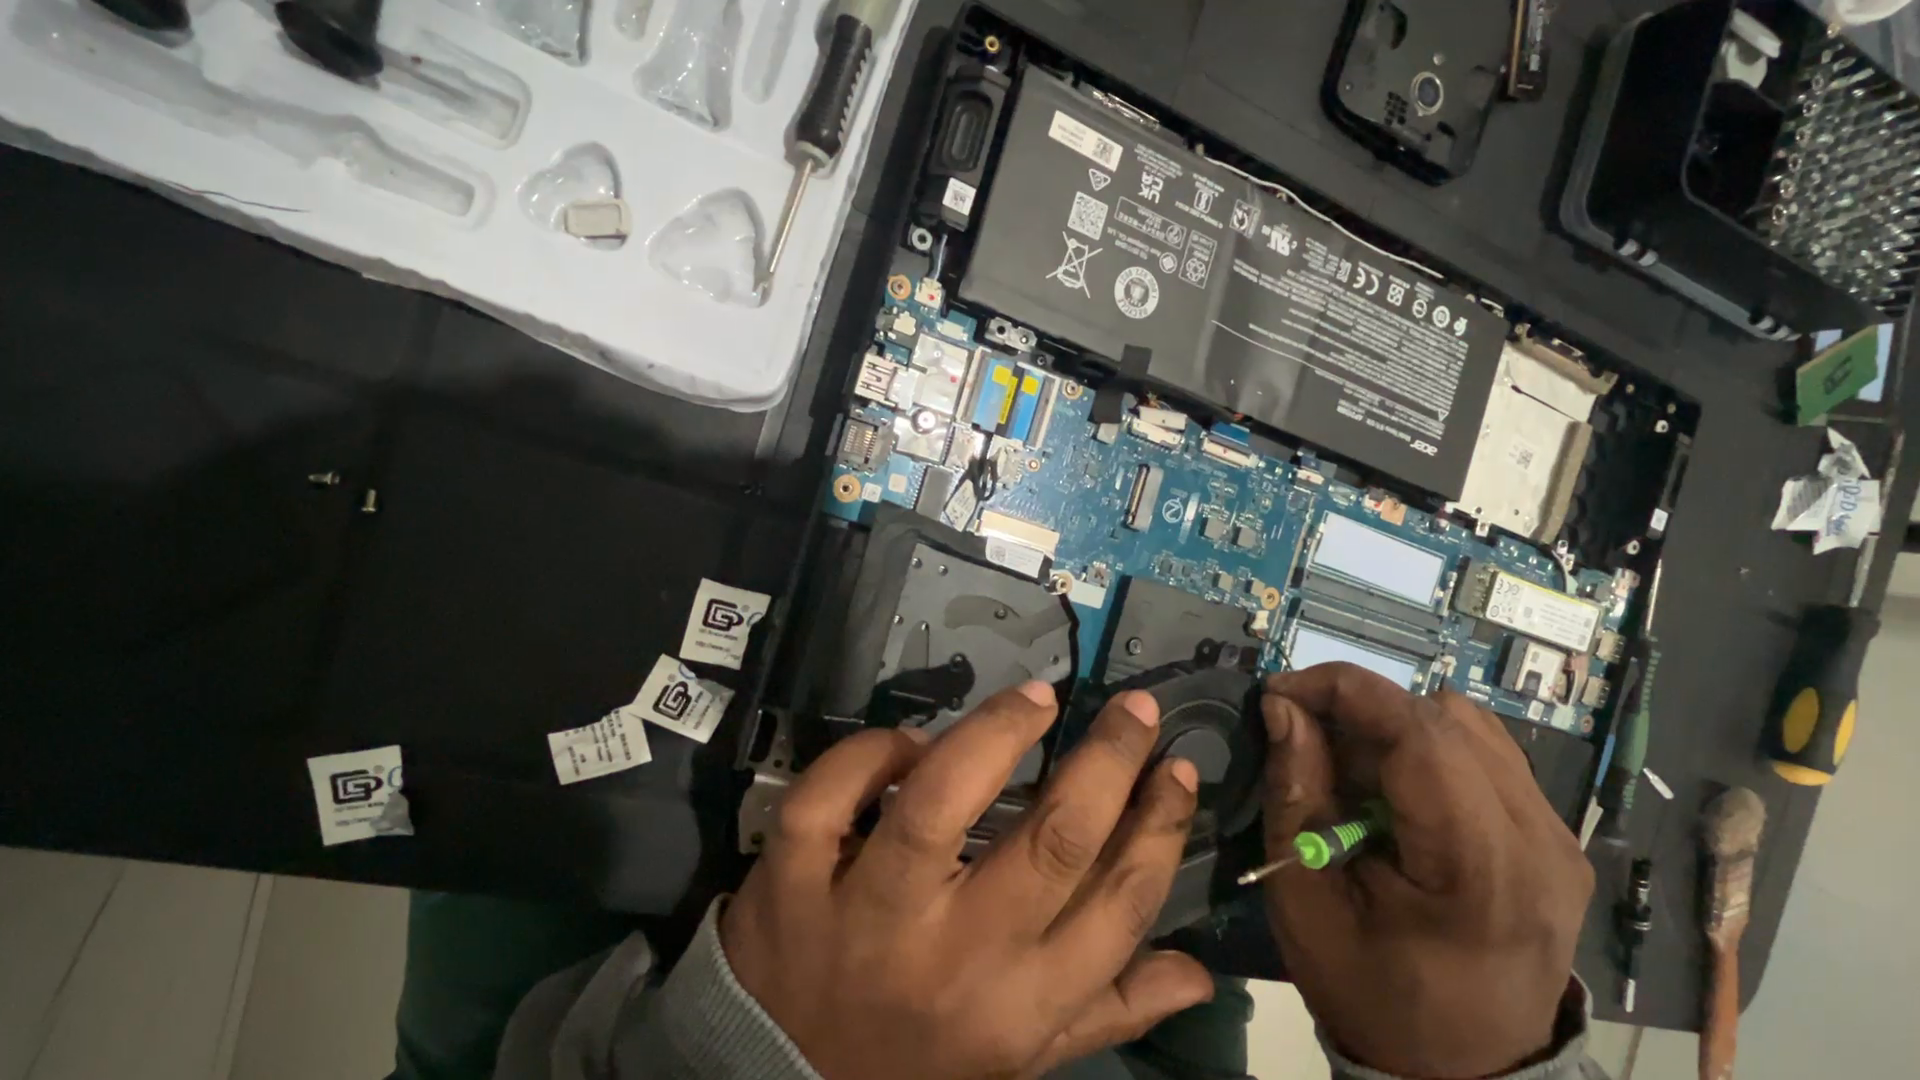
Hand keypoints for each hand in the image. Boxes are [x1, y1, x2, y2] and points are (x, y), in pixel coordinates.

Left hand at [721, 682, 1214, 1079]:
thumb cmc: (920, 1059)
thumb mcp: (1022, 1054)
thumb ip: (1107, 1011)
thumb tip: (1196, 971)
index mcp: (1021, 1000)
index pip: (1117, 903)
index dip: (1160, 826)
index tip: (1177, 767)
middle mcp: (954, 956)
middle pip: (1051, 842)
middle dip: (1107, 763)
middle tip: (1134, 708)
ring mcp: (864, 915)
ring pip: (935, 805)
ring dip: (993, 736)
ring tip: (1036, 698)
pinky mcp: (790, 884)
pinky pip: (828, 799)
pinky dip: (870, 755)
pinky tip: (907, 743)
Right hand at [1261, 664, 1592, 1079]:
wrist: (1465, 1069)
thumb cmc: (1371, 992)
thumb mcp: (1305, 899)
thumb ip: (1297, 793)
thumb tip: (1284, 706)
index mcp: (1480, 868)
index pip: (1421, 734)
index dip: (1344, 690)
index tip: (1278, 691)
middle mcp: (1540, 839)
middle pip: (1445, 718)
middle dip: (1360, 707)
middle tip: (1303, 734)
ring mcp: (1559, 835)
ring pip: (1469, 725)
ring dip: (1393, 725)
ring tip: (1348, 765)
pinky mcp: (1556, 835)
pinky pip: (1486, 753)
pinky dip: (1426, 746)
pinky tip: (1392, 786)